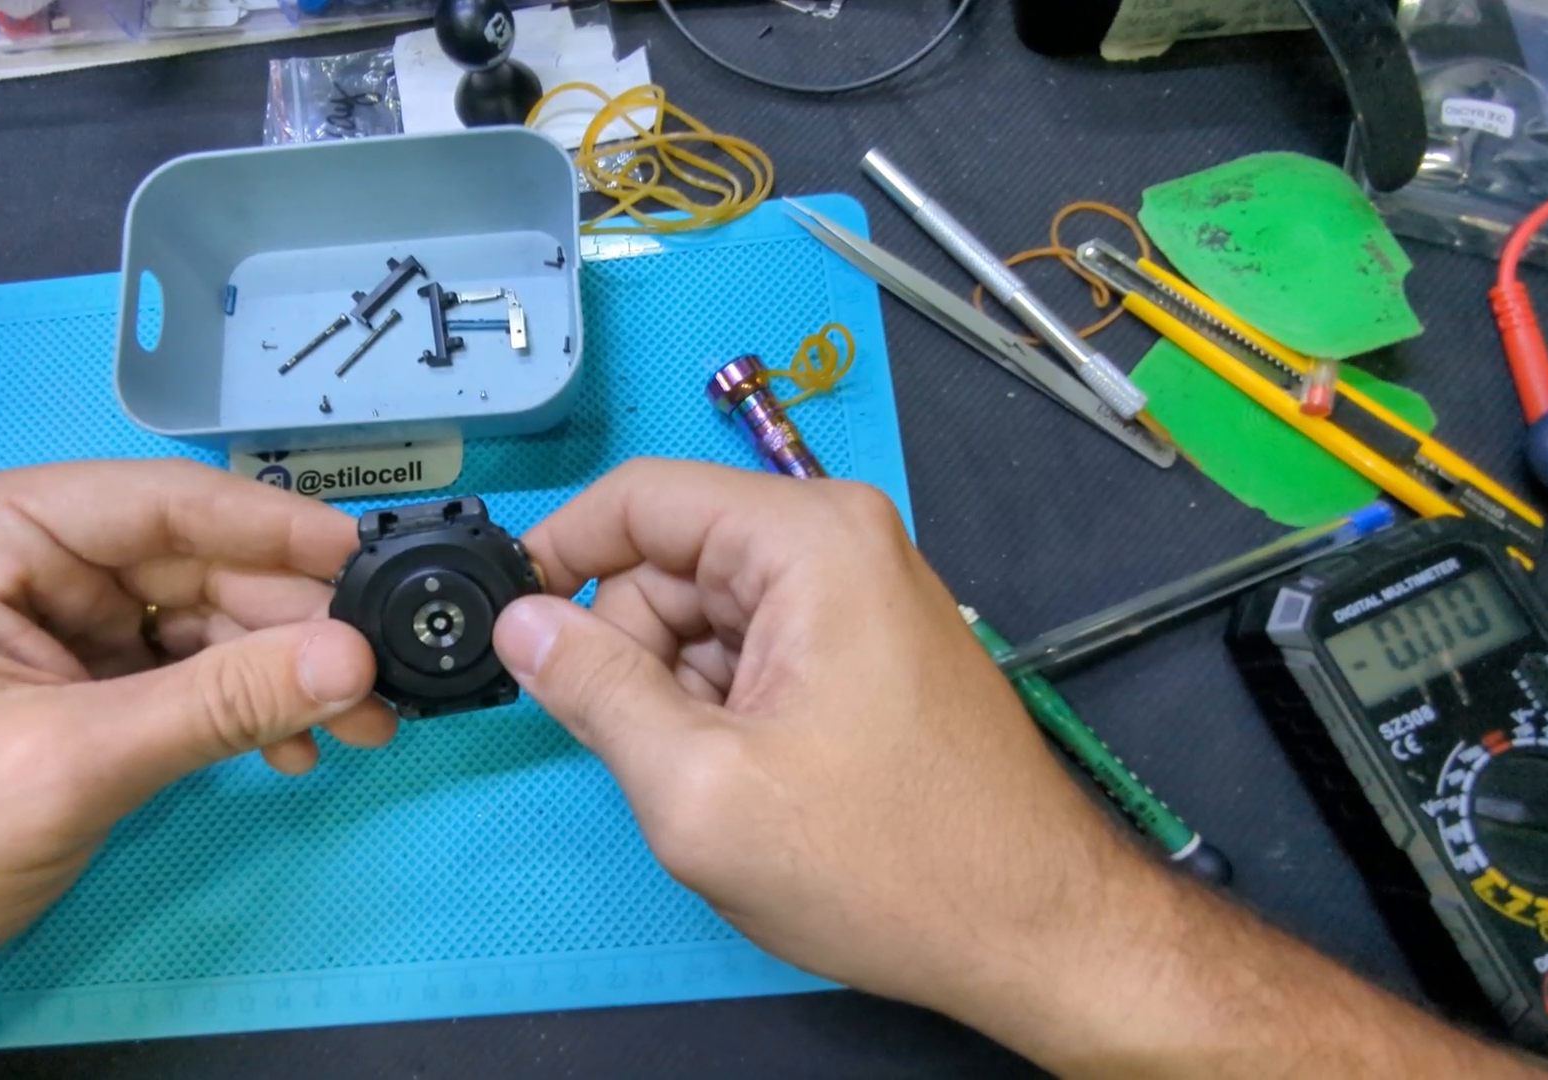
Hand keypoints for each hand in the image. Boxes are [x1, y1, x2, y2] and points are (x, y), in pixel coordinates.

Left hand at [0, 460, 390, 1077]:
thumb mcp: (68, 766)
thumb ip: (225, 703)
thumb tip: (357, 660)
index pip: (159, 504)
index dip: (275, 527)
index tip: (364, 555)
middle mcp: (22, 558)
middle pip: (200, 568)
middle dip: (293, 627)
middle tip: (380, 665)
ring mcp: (56, 619)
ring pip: (210, 623)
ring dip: (287, 674)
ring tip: (364, 719)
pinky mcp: (84, 675)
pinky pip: (193, 671)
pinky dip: (249, 707)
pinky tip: (296, 745)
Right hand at [491, 459, 1125, 1039]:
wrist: (1032, 930)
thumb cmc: (884, 864)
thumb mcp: (700, 788)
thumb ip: (594, 691)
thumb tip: (522, 624)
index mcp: (805, 537)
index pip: (641, 497)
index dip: (562, 548)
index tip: (516, 619)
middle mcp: (833, 537)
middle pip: (670, 561)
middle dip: (636, 650)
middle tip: (656, 746)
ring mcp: (850, 584)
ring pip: (702, 610)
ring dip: (680, 686)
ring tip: (719, 768)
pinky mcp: (855, 633)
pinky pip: (746, 640)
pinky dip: (720, 697)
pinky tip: (752, 762)